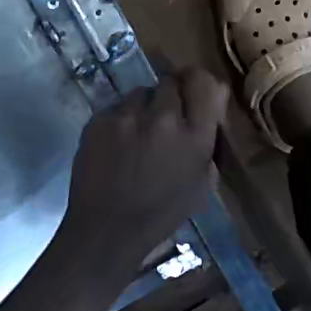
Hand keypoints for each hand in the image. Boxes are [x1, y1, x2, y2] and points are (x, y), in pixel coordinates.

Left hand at [58, 68, 227, 272]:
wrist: (107, 228)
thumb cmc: (161, 213)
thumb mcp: (202, 184)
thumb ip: (208, 143)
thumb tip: (211, 113)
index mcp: (194, 135)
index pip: (204, 82)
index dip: (199, 83)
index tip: (195, 91)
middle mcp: (162, 117)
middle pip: (171, 82)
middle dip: (171, 97)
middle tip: (165, 118)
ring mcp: (126, 116)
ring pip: (141, 93)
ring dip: (144, 107)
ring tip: (138, 132)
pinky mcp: (99, 119)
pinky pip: (116, 107)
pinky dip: (120, 119)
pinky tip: (117, 143)